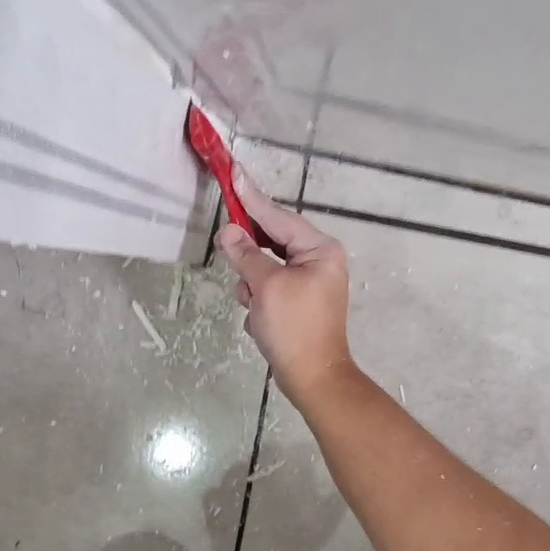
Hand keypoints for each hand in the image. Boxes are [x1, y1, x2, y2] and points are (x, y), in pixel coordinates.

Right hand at [216, 169, 353, 398]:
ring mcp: (311, 284)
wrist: (313, 378)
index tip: (233, 172)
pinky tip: (262, 323)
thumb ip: (246, 254)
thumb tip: (229, 232)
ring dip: (253, 287)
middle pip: (271, 242)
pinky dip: (260, 304)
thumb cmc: (294, 329)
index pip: (277, 216)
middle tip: (235, 267)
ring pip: (266, 269)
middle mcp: (319, 261)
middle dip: (250, 262)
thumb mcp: (265, 287)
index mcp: (320, 250)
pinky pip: (270, 291)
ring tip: (255, 307)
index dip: (251, 198)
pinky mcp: (300, 305)